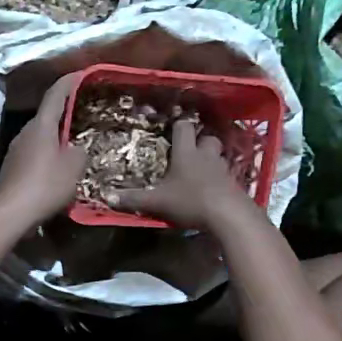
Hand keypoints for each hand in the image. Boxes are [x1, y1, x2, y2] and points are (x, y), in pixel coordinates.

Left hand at [0, 72, 88, 224]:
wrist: (11, 213)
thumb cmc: (46, 185)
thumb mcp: (74, 167)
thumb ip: (79, 152)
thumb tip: (75, 149)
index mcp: (41, 125)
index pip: (55, 94)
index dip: (68, 82)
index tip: (80, 74)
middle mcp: (25, 132)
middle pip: (47, 117)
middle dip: (64, 114)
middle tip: (82, 116)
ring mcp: (15, 151)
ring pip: (40, 138)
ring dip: (55, 140)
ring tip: (73, 147)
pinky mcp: (11, 169)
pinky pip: (33, 155)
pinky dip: (46, 156)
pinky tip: (56, 171)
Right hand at [107, 119, 257, 230]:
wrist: (228, 215)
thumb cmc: (190, 200)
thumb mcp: (157, 202)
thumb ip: (133, 199)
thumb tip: (107, 197)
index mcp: (186, 153)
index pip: (183, 127)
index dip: (177, 125)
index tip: (172, 128)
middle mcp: (206, 155)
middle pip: (207, 138)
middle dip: (199, 141)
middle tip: (190, 150)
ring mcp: (223, 168)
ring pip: (218, 155)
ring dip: (211, 159)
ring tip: (202, 169)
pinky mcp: (235, 183)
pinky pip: (227, 174)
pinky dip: (220, 178)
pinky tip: (213, 188)